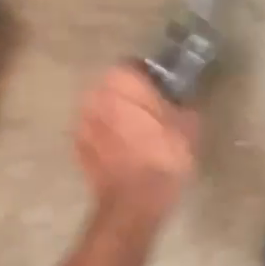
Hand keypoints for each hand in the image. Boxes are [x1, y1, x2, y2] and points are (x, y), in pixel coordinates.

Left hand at [75, 65, 200, 214]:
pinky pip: (95, 134)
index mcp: (121, 78)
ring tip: (138, 135)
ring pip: (102, 110)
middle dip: (129, 96)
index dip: (151, 78)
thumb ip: (181, 102)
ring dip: (116, 117)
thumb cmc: (165, 153)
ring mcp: (81, 120)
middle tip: (152, 113)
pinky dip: (106, 139)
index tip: (163, 92)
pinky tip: (124, 153)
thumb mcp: (188, 124)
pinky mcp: (76, 147)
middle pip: (114, 87)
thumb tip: (179, 99)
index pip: (135, 66)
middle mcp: (95, 93)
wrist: (135, 199)